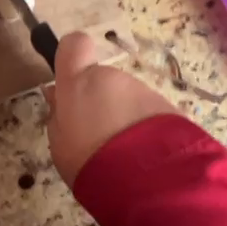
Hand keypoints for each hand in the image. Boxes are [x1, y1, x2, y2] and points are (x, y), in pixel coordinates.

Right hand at [46, 31, 178, 184]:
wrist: (147, 181)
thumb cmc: (89, 160)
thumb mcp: (59, 144)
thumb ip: (58, 115)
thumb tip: (57, 96)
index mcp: (79, 82)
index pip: (73, 44)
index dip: (71, 55)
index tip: (69, 76)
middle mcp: (112, 78)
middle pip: (101, 79)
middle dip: (99, 100)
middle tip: (97, 134)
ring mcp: (142, 90)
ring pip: (126, 98)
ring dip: (123, 117)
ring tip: (123, 151)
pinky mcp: (168, 107)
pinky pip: (148, 113)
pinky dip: (144, 128)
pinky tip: (143, 156)